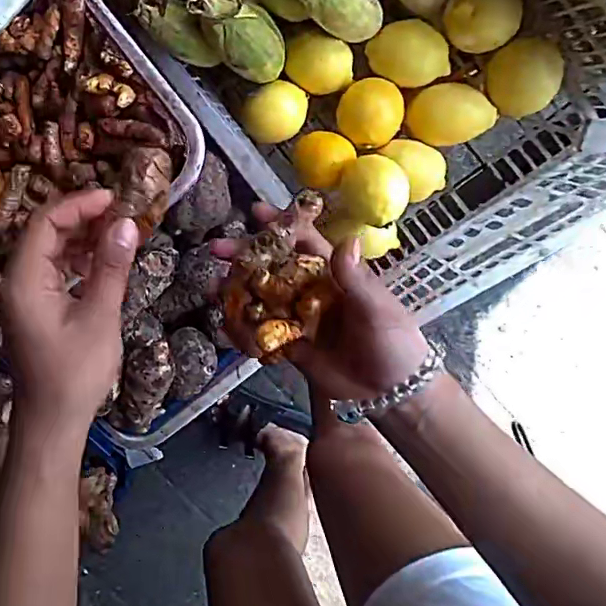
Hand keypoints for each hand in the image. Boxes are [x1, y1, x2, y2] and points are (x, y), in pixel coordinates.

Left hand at [2, 190, 139, 435]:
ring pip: (52, 251)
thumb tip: (125, 224)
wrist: (53, 423)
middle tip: (122, 214)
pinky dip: (79, 260)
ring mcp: (25, 296)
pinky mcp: (37, 309)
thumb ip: (111, 268)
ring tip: (119, 235)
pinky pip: (55, 271)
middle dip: (83, 219)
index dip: (79, 204)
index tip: (114, 198)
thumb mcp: (100, 317)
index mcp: (24, 281)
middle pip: (46, 233)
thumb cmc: (75, 374)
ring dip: (84, 238)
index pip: (45, 223)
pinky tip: (104, 263)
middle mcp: (17, 282)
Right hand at [212, 203, 429, 422]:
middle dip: (245, 257)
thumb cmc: (393, 342)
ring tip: (211, 288)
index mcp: (334, 275)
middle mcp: (312, 292)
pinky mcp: (293, 348)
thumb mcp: (377, 309)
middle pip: (274, 268)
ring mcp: (301, 319)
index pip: (304, 241)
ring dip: (237, 292)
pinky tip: (223, 324)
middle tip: (216, 248)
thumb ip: (356, 279)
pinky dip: (244, 330)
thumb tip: (346, 241)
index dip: (281, 225)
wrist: (394, 393)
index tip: (256, 212)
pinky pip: (264, 335)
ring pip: (263, 299)